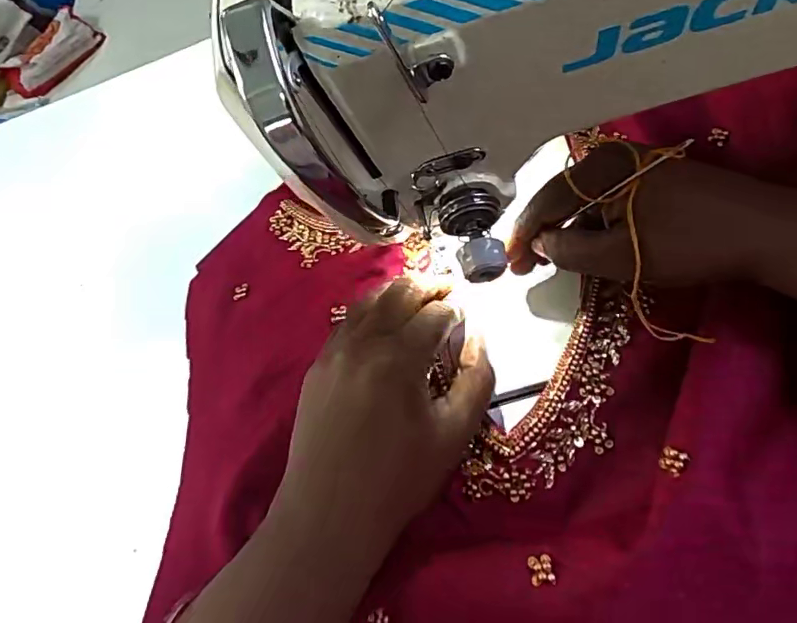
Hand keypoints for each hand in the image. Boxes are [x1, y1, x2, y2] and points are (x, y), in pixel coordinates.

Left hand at [271, 276, 495, 557]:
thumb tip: (477, 338)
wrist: (329, 512)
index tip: (466, 311)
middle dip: (428, 285)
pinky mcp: (319, 362)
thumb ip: (476, 380)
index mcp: (400, 358)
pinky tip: (380, 318)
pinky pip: (347, 321)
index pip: (434, 314)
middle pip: (399, 293)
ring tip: (417, 292)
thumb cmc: (399, 479)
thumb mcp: (454, 436)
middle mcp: (365, 342)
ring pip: (369, 301)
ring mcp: (336, 349)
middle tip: (448, 287)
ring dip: (396, 291)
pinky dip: (369, 309)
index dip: (455, 308)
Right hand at [504, 144, 796, 286]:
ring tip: (556, 257)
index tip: (510, 263)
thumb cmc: (694, 243)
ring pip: (586, 197)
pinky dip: (595, 221)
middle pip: (563, 194)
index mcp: (601, 167)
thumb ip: (572, 252)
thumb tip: (541, 245)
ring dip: (569, 227)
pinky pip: (609, 196)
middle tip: (526, 263)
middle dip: (543, 230)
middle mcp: (613, 155)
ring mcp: (636, 162)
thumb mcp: (626, 257)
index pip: (548, 199)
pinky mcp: (655, 174)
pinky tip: (594, 242)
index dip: (525, 233)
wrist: (770, 231)